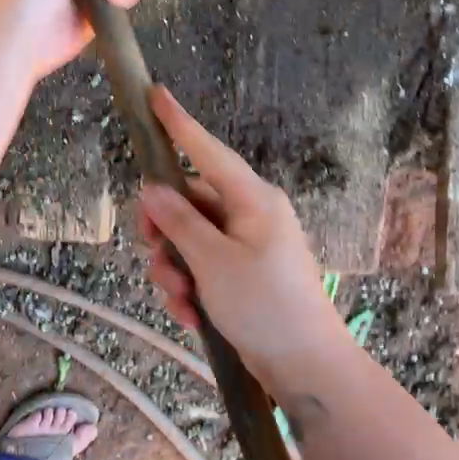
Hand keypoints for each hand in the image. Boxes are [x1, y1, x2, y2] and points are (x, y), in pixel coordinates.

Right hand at [137, 87, 354, 392]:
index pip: (207, 151)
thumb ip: (177, 220)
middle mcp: (249, 216)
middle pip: (185, 204)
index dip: (178, 124)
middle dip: (163, 236)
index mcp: (252, 200)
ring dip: (173, 271)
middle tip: (156, 258)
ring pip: (186, 241)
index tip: (155, 94)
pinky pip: (198, 268)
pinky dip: (188, 290)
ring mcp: (245, 247)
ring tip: (182, 300)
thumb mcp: (211, 260)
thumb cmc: (263, 304)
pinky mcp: (240, 276)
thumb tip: (152, 188)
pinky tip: (191, 315)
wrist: (306, 365)